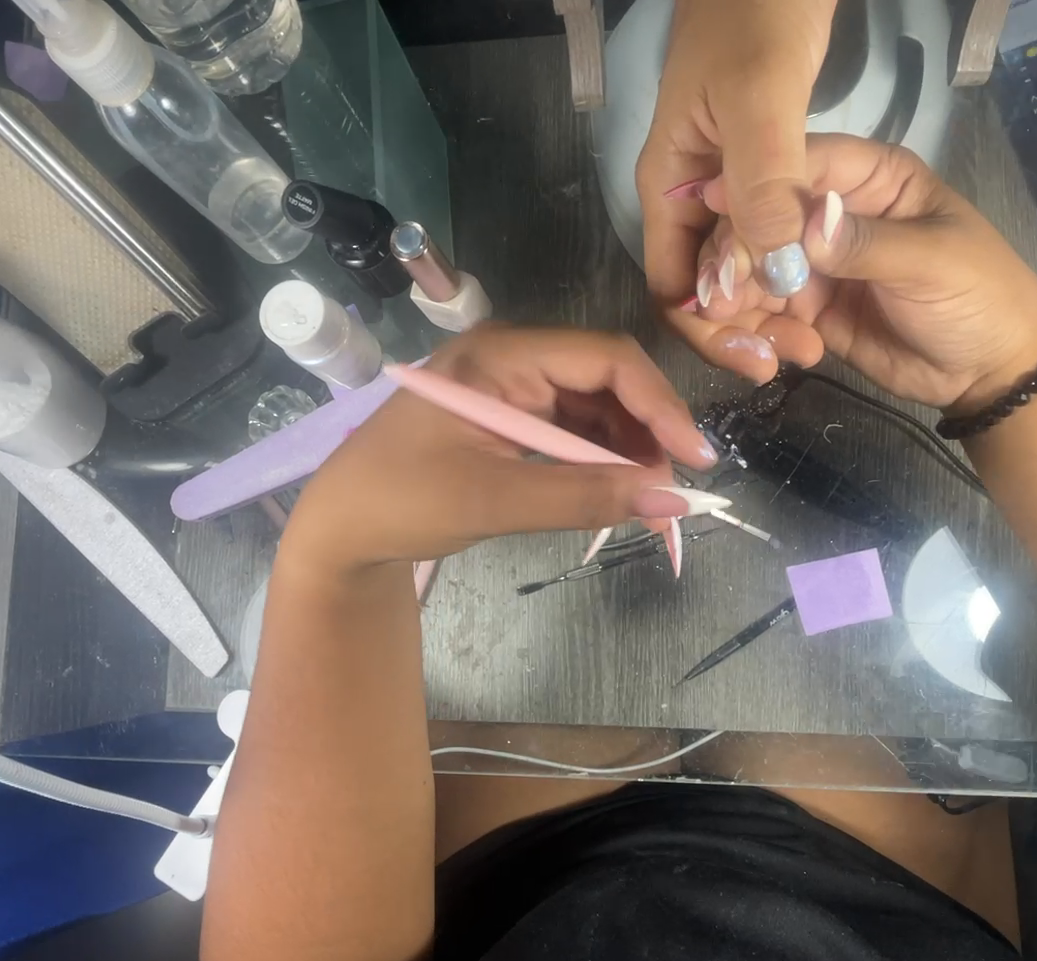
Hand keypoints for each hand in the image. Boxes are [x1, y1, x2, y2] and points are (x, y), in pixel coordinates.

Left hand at [282, 326, 718, 573]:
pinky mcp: (510, 418)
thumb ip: (584, 498)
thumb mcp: (493, 501)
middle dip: (646, 432)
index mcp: (501, 355)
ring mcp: (511, 388)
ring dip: (628, 450)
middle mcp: (512, 359)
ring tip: (650, 498)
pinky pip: (572, 430)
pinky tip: (617, 490)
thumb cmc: (400, 502)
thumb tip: (672, 502)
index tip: (696, 459)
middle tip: (672, 490)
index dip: (660, 405)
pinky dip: (600, 461)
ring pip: (594, 407)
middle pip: (605, 380)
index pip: (605, 360)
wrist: (341, 529)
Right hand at [637, 0, 836, 380]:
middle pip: (705, 293)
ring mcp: (734, 203)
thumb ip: (764, 189)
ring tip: (810, 346)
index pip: (672, 285)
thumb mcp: (763, 101)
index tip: (751, 353)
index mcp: (673, 191)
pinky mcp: (769, 196)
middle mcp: (697, 206)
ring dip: (770, 317)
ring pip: (740, 281)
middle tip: (787, 357)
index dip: (707, 328)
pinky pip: (772, 255)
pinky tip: (820, 305)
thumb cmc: (759, 17)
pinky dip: (792, 284)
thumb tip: (772, 276)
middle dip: (742, 331)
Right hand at [692, 135, 1036, 408]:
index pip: (803, 167)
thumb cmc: (978, 298)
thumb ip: (866, 243)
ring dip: (737, 298)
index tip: (712, 205)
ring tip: (729, 327)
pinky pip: (764, 313)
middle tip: (718, 295)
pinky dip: (753, 330)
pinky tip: (760, 352)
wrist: (986, 372)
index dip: (758, 186)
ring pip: (754, 269)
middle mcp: (833, 216)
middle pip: (763, 221)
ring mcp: (816, 266)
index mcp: (871, 179)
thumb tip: (805, 224)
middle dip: (736, 254)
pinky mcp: (807, 312)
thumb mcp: (931, 261)